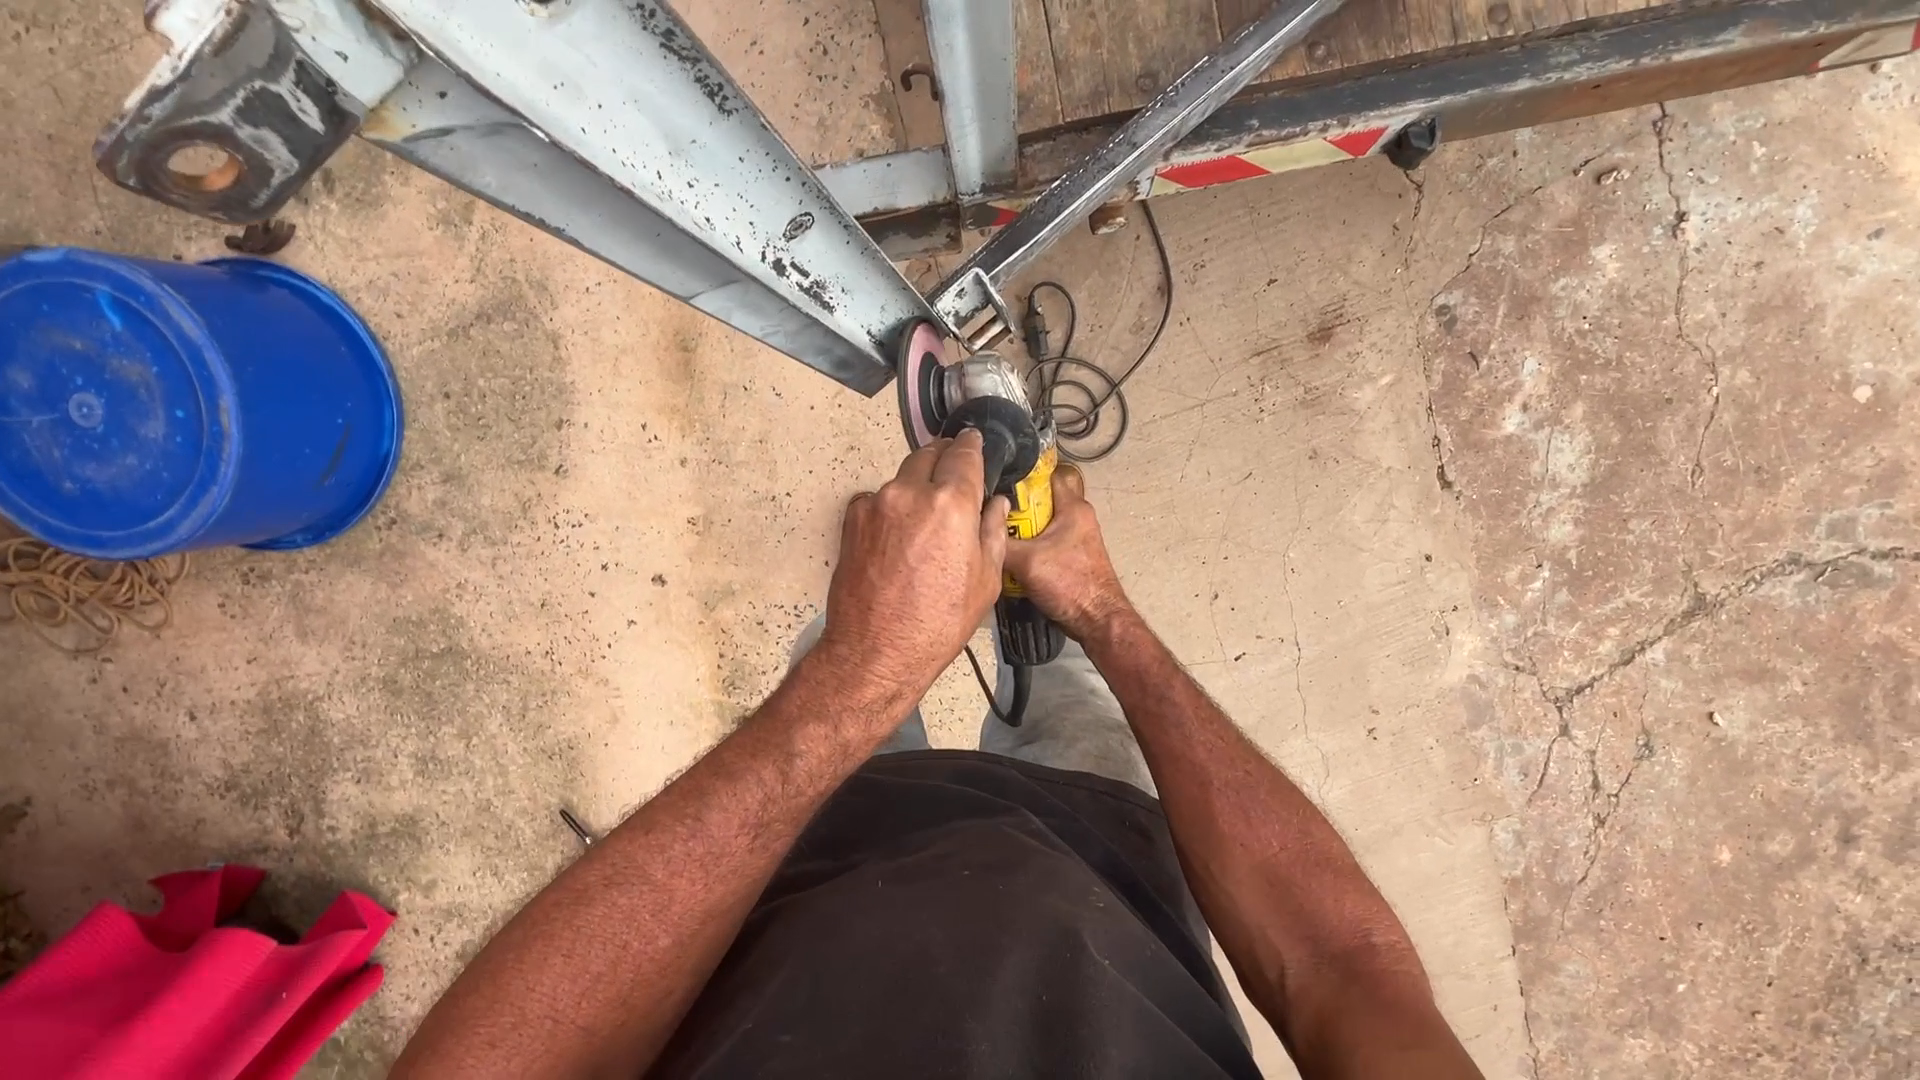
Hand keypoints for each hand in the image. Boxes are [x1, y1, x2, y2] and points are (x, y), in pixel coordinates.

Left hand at [815, 430, 1010, 700]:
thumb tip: (995, 505)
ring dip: (917, 487)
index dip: (973, 446)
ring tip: (927, 520)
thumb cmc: (936, 623)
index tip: (974, 442)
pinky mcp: (853, 519)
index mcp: (951, 504)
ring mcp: (876, 504)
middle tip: (954, 476)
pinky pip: (878, 499)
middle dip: (944, 459)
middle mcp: (911, 493)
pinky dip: (891, 507)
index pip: (964, 453)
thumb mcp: (985, 581)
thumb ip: (993, 531)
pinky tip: (900, 537)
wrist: (876, 650)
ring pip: (902, 478)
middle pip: (929, 454)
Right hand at [1002, 465, 1134, 640]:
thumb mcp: (1026, 561)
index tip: (996, 482)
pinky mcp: (1068, 556)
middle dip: (1015, 509)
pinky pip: (1042, 544)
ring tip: (997, 539)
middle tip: (991, 516)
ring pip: (1038, 525)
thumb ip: (1001, 542)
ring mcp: (1073, 538)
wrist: (1096, 621)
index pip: (1046, 474)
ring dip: (1019, 533)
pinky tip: (1010, 560)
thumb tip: (977, 529)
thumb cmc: (1071, 586)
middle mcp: (1076, 517)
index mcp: (1073, 507)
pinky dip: (1027, 549)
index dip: (1021, 475)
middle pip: (1037, 501)